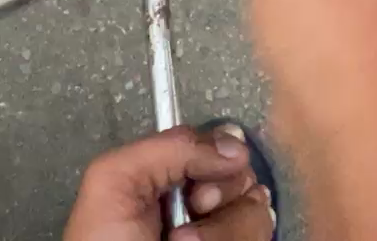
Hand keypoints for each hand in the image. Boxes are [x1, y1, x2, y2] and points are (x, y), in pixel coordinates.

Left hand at [62, 124, 274, 240]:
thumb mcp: (115, 179)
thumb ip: (166, 147)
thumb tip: (232, 146)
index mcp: (169, 174)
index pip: (217, 145)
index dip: (216, 156)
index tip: (197, 182)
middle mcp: (199, 202)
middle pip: (243, 176)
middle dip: (221, 194)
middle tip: (190, 215)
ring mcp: (218, 234)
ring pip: (257, 213)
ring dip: (224, 231)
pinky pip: (261, 238)